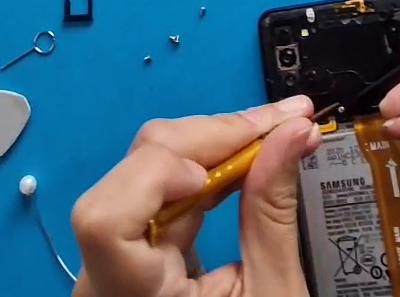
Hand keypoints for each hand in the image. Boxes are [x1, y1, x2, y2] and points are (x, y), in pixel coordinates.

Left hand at [72, 96, 322, 296]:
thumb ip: (274, 212)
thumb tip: (294, 129)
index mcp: (130, 296)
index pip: (105, 219)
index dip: (152, 179)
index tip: (207, 175)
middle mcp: (106, 266)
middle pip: (136, 169)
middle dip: (211, 137)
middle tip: (283, 120)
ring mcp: (117, 249)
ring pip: (151, 162)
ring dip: (218, 140)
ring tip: (275, 128)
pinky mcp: (138, 238)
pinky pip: (165, 182)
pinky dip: (211, 162)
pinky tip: (249, 151)